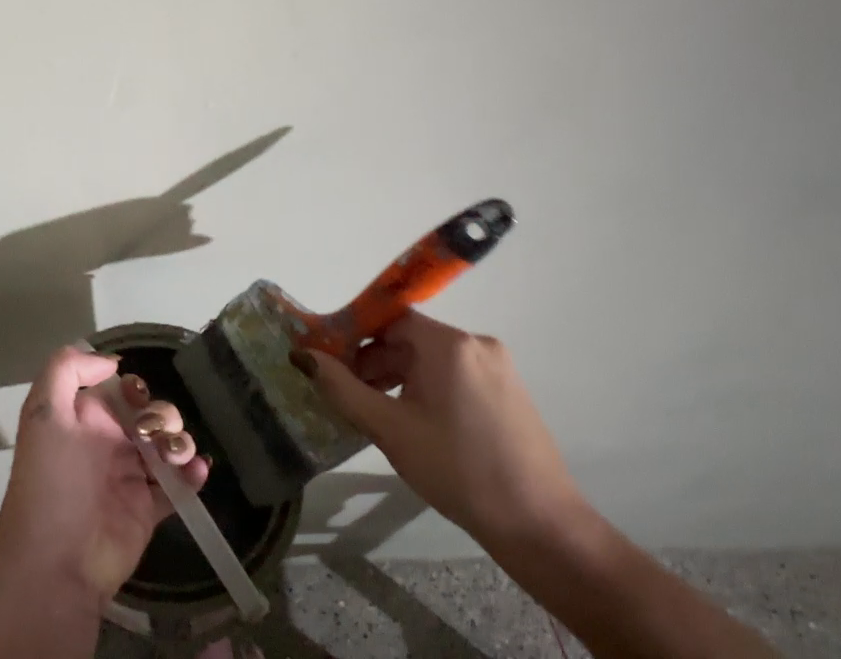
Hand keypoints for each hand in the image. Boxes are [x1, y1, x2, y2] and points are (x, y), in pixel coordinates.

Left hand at [0, 347, 210, 601]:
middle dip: (162, 414)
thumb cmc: (52, 480)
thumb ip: (66, 371)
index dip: (132, 387)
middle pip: (147, 414)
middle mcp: (105, 444)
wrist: (58, 558)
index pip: (115, 391)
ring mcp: (128, 477)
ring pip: (166, 446)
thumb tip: (109, 361)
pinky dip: (193, 474)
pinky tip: (196, 472)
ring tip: (176, 457)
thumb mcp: (44, 413)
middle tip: (155, 434)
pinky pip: (178, 485)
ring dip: (180, 442)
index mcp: (80, 420)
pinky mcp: (148, 509)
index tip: (137, 396)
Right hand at [292, 311, 584, 545]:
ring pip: (429, 359)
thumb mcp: (388, 428)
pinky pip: (452, 375)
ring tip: (372, 410)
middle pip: (408, 338)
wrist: (538, 523)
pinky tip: (408, 420)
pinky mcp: (506, 392)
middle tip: (344, 391)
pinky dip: (423, 388)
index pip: (388, 318)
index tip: (326, 358)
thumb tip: (302, 355)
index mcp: (449, 345)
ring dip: (396, 376)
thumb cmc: (456, 469)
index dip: (353, 333)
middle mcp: (477, 346)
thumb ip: (341, 386)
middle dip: (371, 360)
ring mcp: (497, 369)